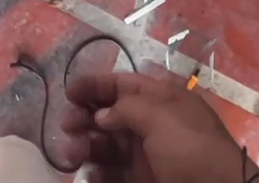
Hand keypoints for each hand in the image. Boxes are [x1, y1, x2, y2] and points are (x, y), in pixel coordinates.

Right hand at [60, 73, 257, 182]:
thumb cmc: (191, 148)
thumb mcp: (160, 117)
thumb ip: (125, 109)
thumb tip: (100, 116)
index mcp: (160, 100)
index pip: (123, 85)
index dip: (96, 85)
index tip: (69, 91)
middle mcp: (152, 125)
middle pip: (110, 116)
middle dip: (86, 118)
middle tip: (68, 125)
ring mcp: (148, 157)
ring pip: (109, 146)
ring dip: (87, 146)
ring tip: (71, 153)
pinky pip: (115, 175)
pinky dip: (98, 174)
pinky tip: (88, 176)